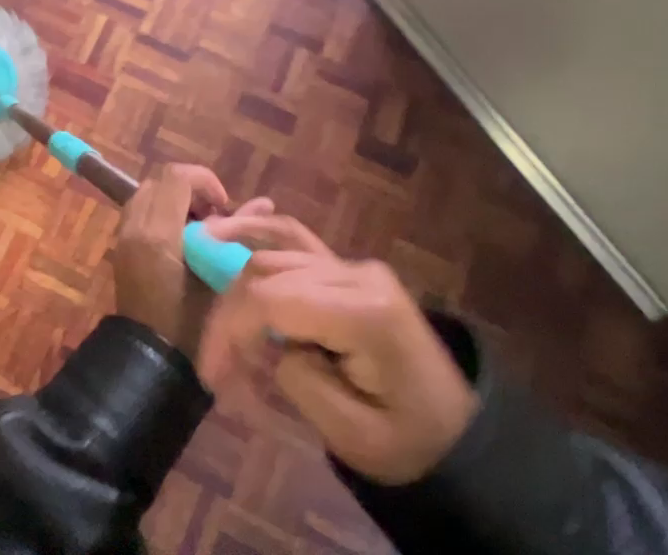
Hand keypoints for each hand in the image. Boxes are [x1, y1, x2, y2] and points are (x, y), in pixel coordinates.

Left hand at [110, 164, 242, 355]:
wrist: (152, 357)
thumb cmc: (192, 324)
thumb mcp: (220, 278)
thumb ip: (239, 234)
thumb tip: (265, 204)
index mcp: (158, 233)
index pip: (176, 177)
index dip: (204, 180)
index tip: (223, 206)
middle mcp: (135, 227)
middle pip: (159, 180)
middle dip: (189, 189)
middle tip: (213, 216)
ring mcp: (123, 236)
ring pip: (147, 193)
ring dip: (174, 199)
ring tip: (200, 227)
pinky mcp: (121, 246)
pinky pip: (139, 211)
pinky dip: (160, 213)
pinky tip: (183, 240)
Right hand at [196, 217, 476, 484]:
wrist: (453, 432)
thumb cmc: (405, 440)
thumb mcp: (351, 433)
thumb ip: (298, 379)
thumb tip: (263, 346)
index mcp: (365, 313)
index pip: (272, 299)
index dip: (231, 330)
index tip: (214, 374)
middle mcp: (358, 275)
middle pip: (266, 273)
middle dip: (229, 316)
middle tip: (215, 368)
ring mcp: (354, 267)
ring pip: (272, 257)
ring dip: (236, 290)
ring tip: (220, 335)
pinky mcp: (347, 270)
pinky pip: (294, 239)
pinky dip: (256, 231)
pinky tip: (222, 229)